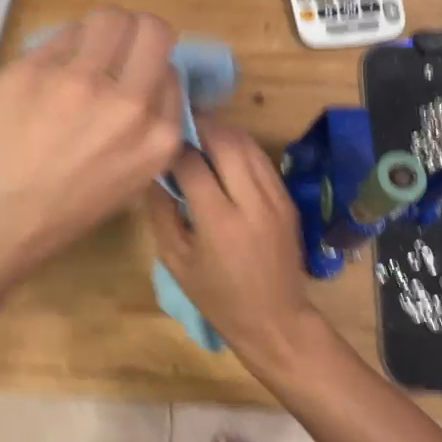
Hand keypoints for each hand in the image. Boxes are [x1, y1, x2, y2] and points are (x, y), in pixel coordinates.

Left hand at [0, 9, 184, 270]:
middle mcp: (130, 105)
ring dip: (96, 31)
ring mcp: (81, 81)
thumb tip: (133, 85)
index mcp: (158, 140)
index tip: (127, 78)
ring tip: (75, 55)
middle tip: (109, 49)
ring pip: (109, 18)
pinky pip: (59, 35)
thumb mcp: (121, 184)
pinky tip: (36, 78)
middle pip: (152, 30)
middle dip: (134, 33)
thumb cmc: (49, 220)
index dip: (148, 70)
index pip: (173, 73)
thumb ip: (138, 133)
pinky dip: (53, 49)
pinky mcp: (34, 68)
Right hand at [148, 118, 320, 368]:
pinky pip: (262, 159)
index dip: (172, 148)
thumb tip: (153, 173)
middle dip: (200, 125)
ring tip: (199, 130)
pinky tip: (224, 149)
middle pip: (225, 142)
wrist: (275, 319)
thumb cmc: (218, 297)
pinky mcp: (288, 199)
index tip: (158, 142)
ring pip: (248, 144)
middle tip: (179, 121)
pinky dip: (241, 147)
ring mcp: (275, 198)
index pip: (192, 164)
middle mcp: (251, 202)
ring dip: (222, 131)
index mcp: (219, 221)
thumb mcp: (176, 261)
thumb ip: (162, 213)